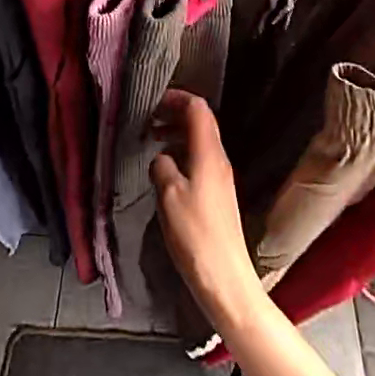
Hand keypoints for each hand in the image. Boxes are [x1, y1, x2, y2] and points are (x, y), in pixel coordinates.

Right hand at [150, 90, 262, 328]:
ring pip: (199, 141)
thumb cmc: (196, 234)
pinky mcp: (218, 194)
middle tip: (149, 119)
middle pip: (201, 122)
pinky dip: (182, 154)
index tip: (153, 102)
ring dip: (177, 135)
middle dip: (175, 114)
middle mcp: (219, 159)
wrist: (225, 277)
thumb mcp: (169, 195)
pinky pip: (199, 160)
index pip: (198, 108)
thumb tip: (161, 158)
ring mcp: (221, 177)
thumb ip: (162, 166)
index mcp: (209, 153)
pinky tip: (166, 169)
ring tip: (153, 141)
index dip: (177, 98)